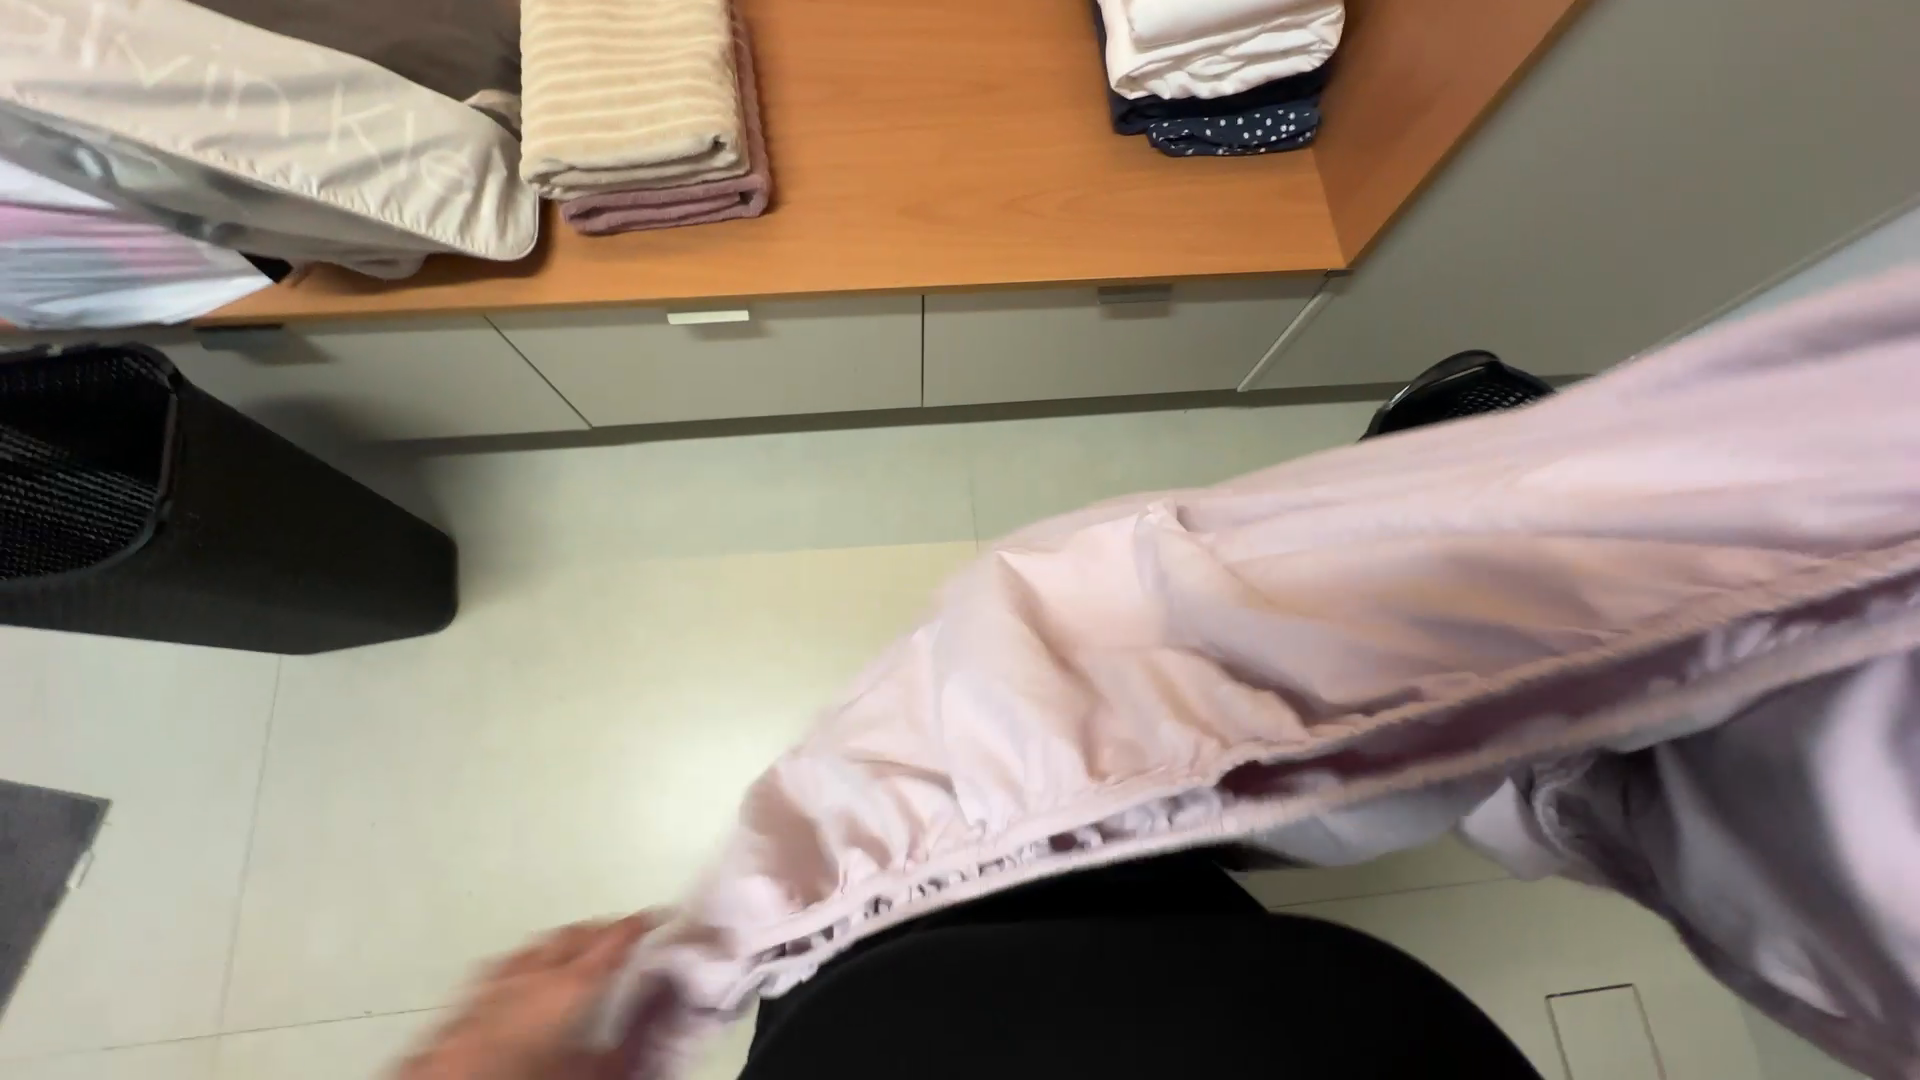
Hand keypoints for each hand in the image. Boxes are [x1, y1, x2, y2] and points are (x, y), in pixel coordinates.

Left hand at [397, 914, 656, 1079]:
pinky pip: (502, 968)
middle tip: (621, 936)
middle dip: (601, 930)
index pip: (618, 937)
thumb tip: (664, 1013)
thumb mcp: (595, 1070)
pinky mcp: (461, 1006)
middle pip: (575, 933)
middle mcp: (534, 973)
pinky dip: (523, 965)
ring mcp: (493, 985)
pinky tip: (522, 978)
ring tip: (576, 951)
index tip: (657, 918)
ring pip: (536, 946)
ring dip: (561, 943)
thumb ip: (634, 1039)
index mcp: (573, 983)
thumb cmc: (524, 1079)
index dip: (642, 923)